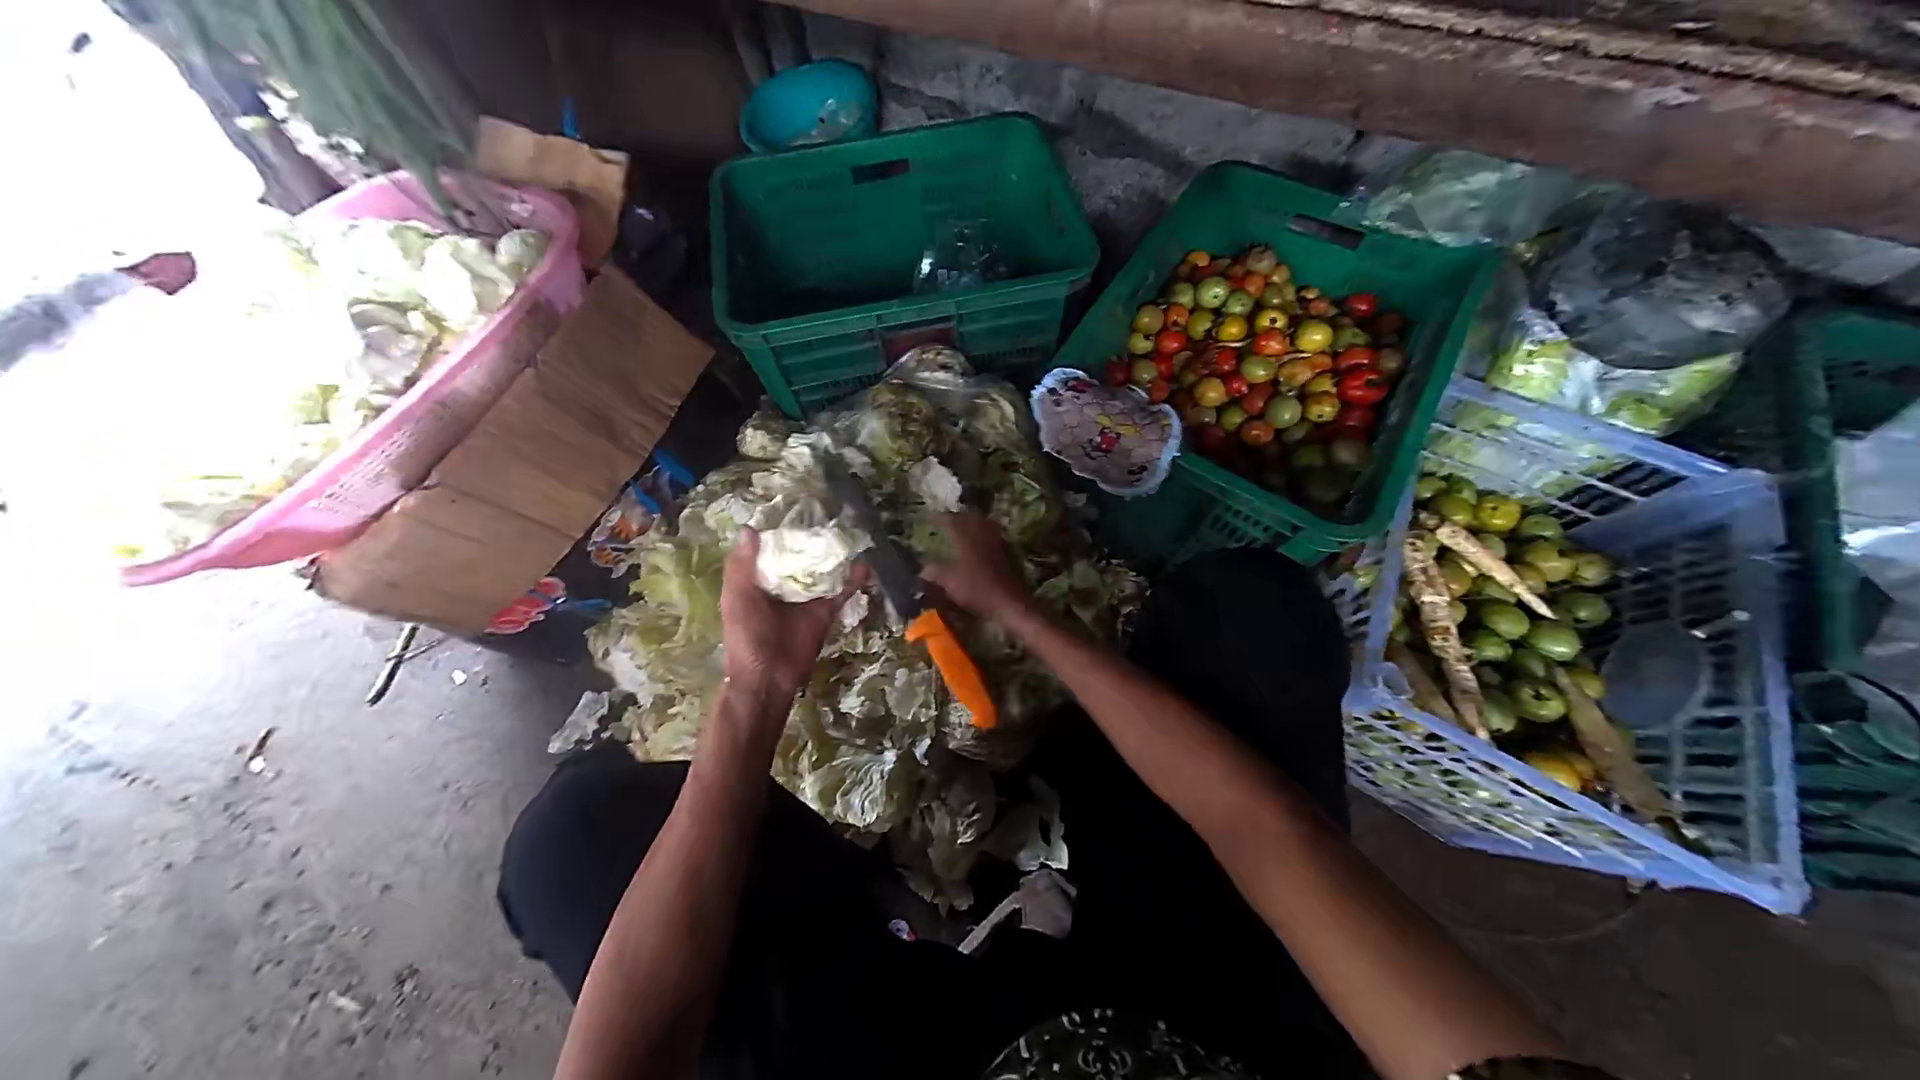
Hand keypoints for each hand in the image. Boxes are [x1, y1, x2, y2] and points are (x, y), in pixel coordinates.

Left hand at [721, 529, 856, 702]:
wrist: (768, 678)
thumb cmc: (747, 637)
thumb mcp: (737, 598)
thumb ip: (742, 565)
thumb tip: (750, 528)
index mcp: (757, 580)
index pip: (770, 550)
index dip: (782, 532)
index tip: (798, 511)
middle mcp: (782, 586)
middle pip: (800, 558)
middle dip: (813, 541)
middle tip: (831, 517)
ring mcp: (806, 599)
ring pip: (823, 572)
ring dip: (835, 557)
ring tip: (850, 536)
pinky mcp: (824, 612)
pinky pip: (841, 593)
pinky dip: (854, 580)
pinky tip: (866, 565)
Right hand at [920, 513, 1032, 622]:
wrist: (1010, 602)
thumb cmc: (978, 590)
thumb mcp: (950, 583)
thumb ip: (934, 572)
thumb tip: (922, 569)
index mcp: (967, 536)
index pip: (950, 520)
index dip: (939, 518)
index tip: (929, 518)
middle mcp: (983, 532)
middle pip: (970, 518)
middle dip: (957, 518)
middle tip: (947, 522)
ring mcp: (999, 540)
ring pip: (984, 524)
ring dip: (972, 524)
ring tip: (963, 530)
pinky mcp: (1009, 551)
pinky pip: (994, 535)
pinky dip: (984, 535)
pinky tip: (980, 544)